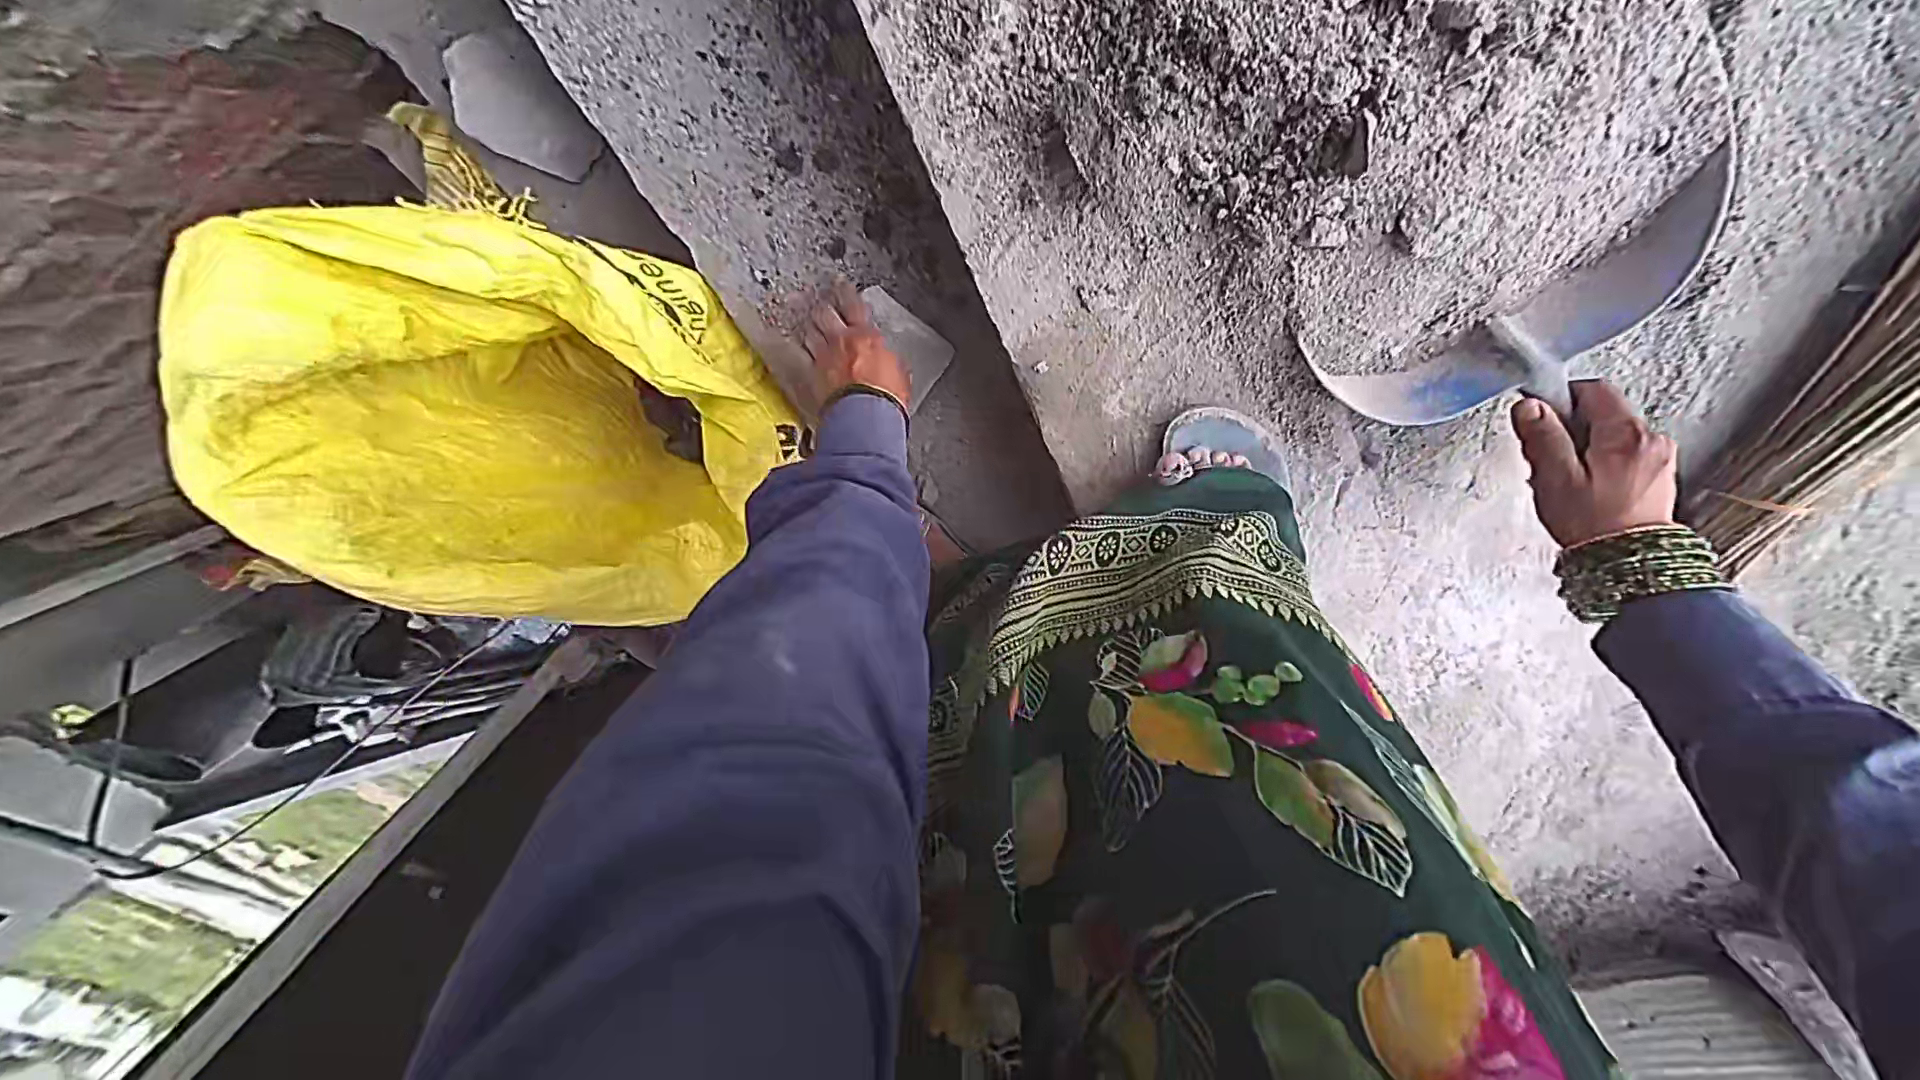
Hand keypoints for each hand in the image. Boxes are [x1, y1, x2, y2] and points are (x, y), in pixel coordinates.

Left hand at [801, 279, 909, 408]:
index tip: (841, 285)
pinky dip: (797, 349)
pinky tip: (796, 347)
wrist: (866, 416)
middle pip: (823, 313)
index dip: (845, 292)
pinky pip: (799, 356)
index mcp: (865, 336)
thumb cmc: (886, 397)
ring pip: (809, 331)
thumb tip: (886, 358)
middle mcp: (840, 342)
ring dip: (810, 328)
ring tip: (810, 326)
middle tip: (822, 306)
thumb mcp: (899, 371)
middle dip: (823, 309)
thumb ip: (887, 358)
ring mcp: (822, 358)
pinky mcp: (810, 376)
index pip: (853, 305)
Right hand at [1511, 380, 1677, 548]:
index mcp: (1625, 434)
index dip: (1559, 398)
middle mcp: (1650, 438)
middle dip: (1567, 428)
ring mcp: (1658, 456)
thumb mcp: (1554, 476)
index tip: (1537, 416)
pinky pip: (1621, 452)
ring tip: (1564, 477)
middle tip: (1546, 458)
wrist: (1629, 559)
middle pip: (1601, 412)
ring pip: (1609, 434)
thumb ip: (1542, 437)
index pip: (1592, 390)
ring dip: (1581, 447)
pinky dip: (1598, 461)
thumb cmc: (1591, 520)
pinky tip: (1584, 485)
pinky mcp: (1657, 472)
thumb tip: (1529, 406)